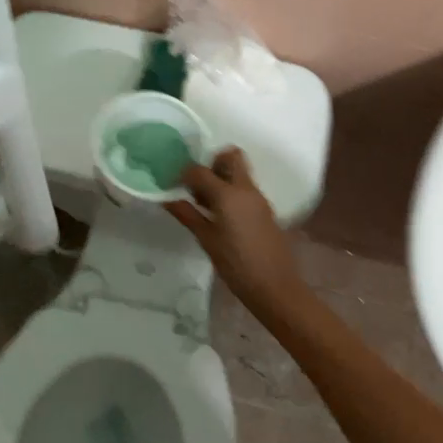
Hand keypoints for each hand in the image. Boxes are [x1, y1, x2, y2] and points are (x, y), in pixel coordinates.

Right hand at [165, 148, 304, 310]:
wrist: (275, 286)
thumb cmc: (236, 265)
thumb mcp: (207, 240)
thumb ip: (188, 215)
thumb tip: (168, 199)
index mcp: (228, 194)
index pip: (200, 171)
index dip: (183, 174)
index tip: (172, 184)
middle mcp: (246, 188)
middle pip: (230, 156)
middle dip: (211, 163)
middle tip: (197, 186)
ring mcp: (258, 197)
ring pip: (239, 171)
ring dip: (222, 177)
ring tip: (205, 203)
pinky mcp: (265, 208)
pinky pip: (246, 187)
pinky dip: (231, 190)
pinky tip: (220, 215)